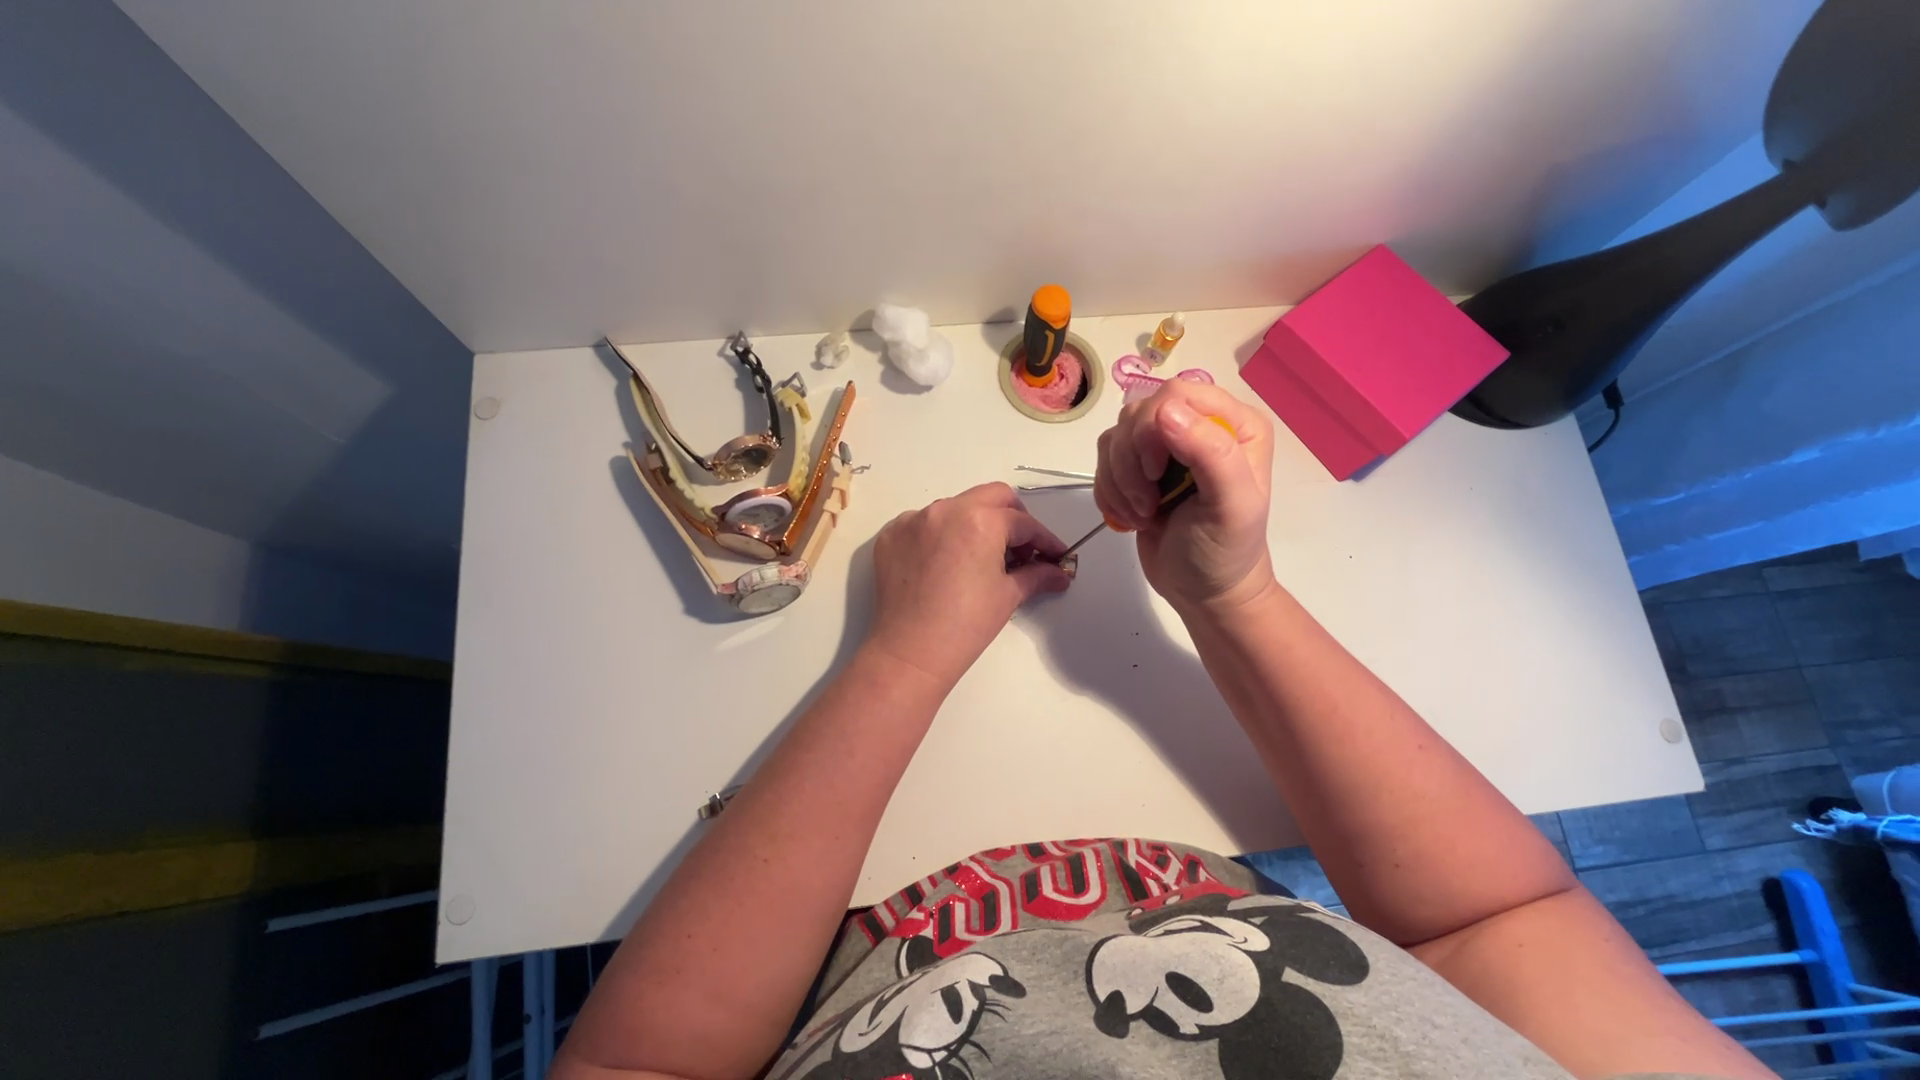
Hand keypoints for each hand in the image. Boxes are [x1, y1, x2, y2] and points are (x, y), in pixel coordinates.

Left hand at [865, 483, 1072, 687]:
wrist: (911, 652)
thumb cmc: (966, 624)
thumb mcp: (1008, 595)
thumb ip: (1037, 575)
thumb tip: (1058, 574)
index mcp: (980, 520)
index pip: (1022, 522)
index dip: (1043, 540)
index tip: (1054, 555)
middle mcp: (945, 510)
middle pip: (991, 497)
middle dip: (1013, 517)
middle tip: (1021, 547)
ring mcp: (913, 520)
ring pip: (955, 507)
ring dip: (974, 523)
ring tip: (982, 557)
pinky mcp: (891, 535)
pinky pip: (923, 524)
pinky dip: (940, 535)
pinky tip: (946, 563)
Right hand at [1094, 380, 1276, 612]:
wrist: (1204, 592)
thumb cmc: (1224, 551)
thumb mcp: (1231, 505)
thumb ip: (1210, 452)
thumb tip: (1164, 411)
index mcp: (1235, 424)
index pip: (1177, 394)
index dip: (1154, 428)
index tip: (1156, 474)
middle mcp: (1200, 424)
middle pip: (1139, 412)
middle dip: (1132, 462)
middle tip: (1149, 503)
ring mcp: (1166, 445)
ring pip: (1117, 436)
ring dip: (1119, 481)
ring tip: (1144, 515)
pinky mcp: (1137, 466)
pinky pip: (1104, 458)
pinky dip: (1109, 491)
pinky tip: (1132, 517)